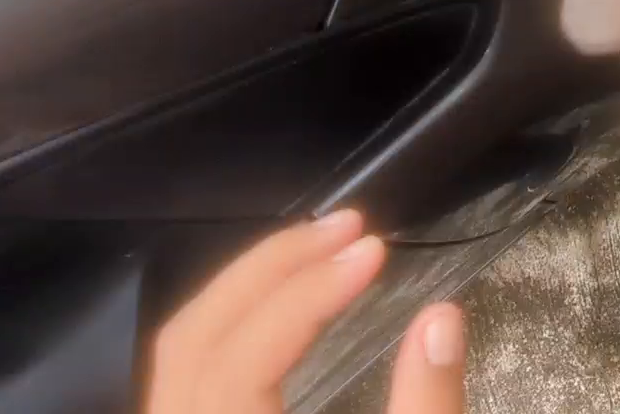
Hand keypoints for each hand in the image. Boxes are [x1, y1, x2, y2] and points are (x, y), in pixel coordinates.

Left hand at [148, 209, 465, 413]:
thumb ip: (426, 409)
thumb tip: (442, 316)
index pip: (238, 367)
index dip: (307, 296)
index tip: (374, 249)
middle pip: (191, 342)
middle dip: (274, 267)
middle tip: (352, 224)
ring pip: (177, 350)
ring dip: (253, 281)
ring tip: (326, 244)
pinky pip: (187, 367)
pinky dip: (236, 314)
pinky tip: (289, 296)